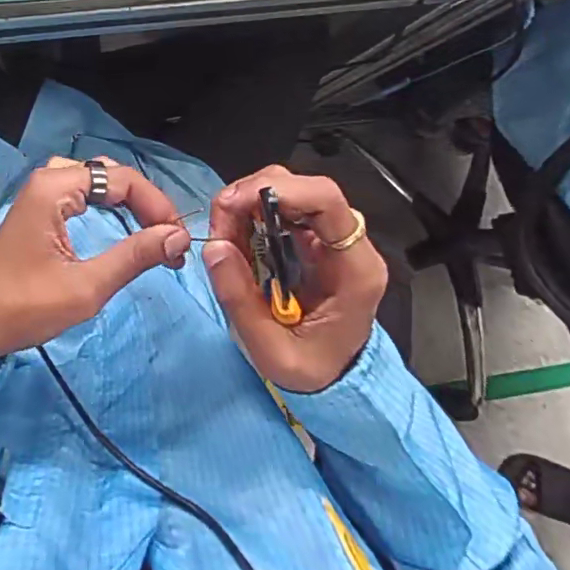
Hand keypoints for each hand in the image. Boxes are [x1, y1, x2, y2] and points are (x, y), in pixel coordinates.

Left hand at [0, 157, 190, 377]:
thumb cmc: (26, 308)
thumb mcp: (87, 286)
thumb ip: (134, 255)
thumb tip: (177, 236)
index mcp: (52, 189)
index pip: (121, 179)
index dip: (157, 205)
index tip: (178, 239)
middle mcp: (45, 180)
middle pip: (109, 175)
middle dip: (144, 202)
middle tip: (168, 239)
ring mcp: (38, 193)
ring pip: (96, 181)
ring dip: (126, 202)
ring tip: (152, 231)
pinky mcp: (36, 209)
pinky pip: (80, 193)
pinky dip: (106, 206)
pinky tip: (122, 224)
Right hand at [203, 166, 386, 392]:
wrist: (332, 382)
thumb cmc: (311, 370)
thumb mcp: (272, 352)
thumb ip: (241, 300)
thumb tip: (215, 246)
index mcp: (354, 269)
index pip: (328, 201)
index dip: (279, 190)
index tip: (234, 205)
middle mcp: (347, 243)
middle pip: (303, 187)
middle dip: (251, 195)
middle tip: (219, 225)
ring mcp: (326, 237)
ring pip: (286, 189)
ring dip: (244, 202)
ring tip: (223, 235)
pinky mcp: (308, 237)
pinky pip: (276, 206)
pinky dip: (246, 212)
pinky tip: (233, 237)